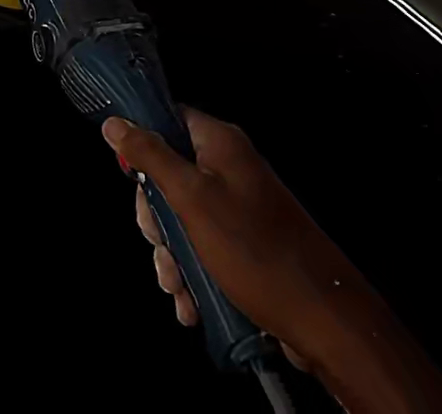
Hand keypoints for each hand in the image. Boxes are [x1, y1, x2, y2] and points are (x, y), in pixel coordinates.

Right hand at [104, 110, 352, 355]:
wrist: (328, 324)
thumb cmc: (255, 250)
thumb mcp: (190, 197)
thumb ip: (149, 155)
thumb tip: (114, 122)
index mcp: (219, 143)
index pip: (166, 117)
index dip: (140, 139)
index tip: (127, 172)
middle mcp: (228, 167)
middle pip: (165, 171)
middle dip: (154, 214)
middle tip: (158, 240)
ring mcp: (236, 205)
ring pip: (178, 213)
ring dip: (169, 251)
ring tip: (176, 284)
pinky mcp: (242, 241)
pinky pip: (199, 242)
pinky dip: (189, 268)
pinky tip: (189, 298)